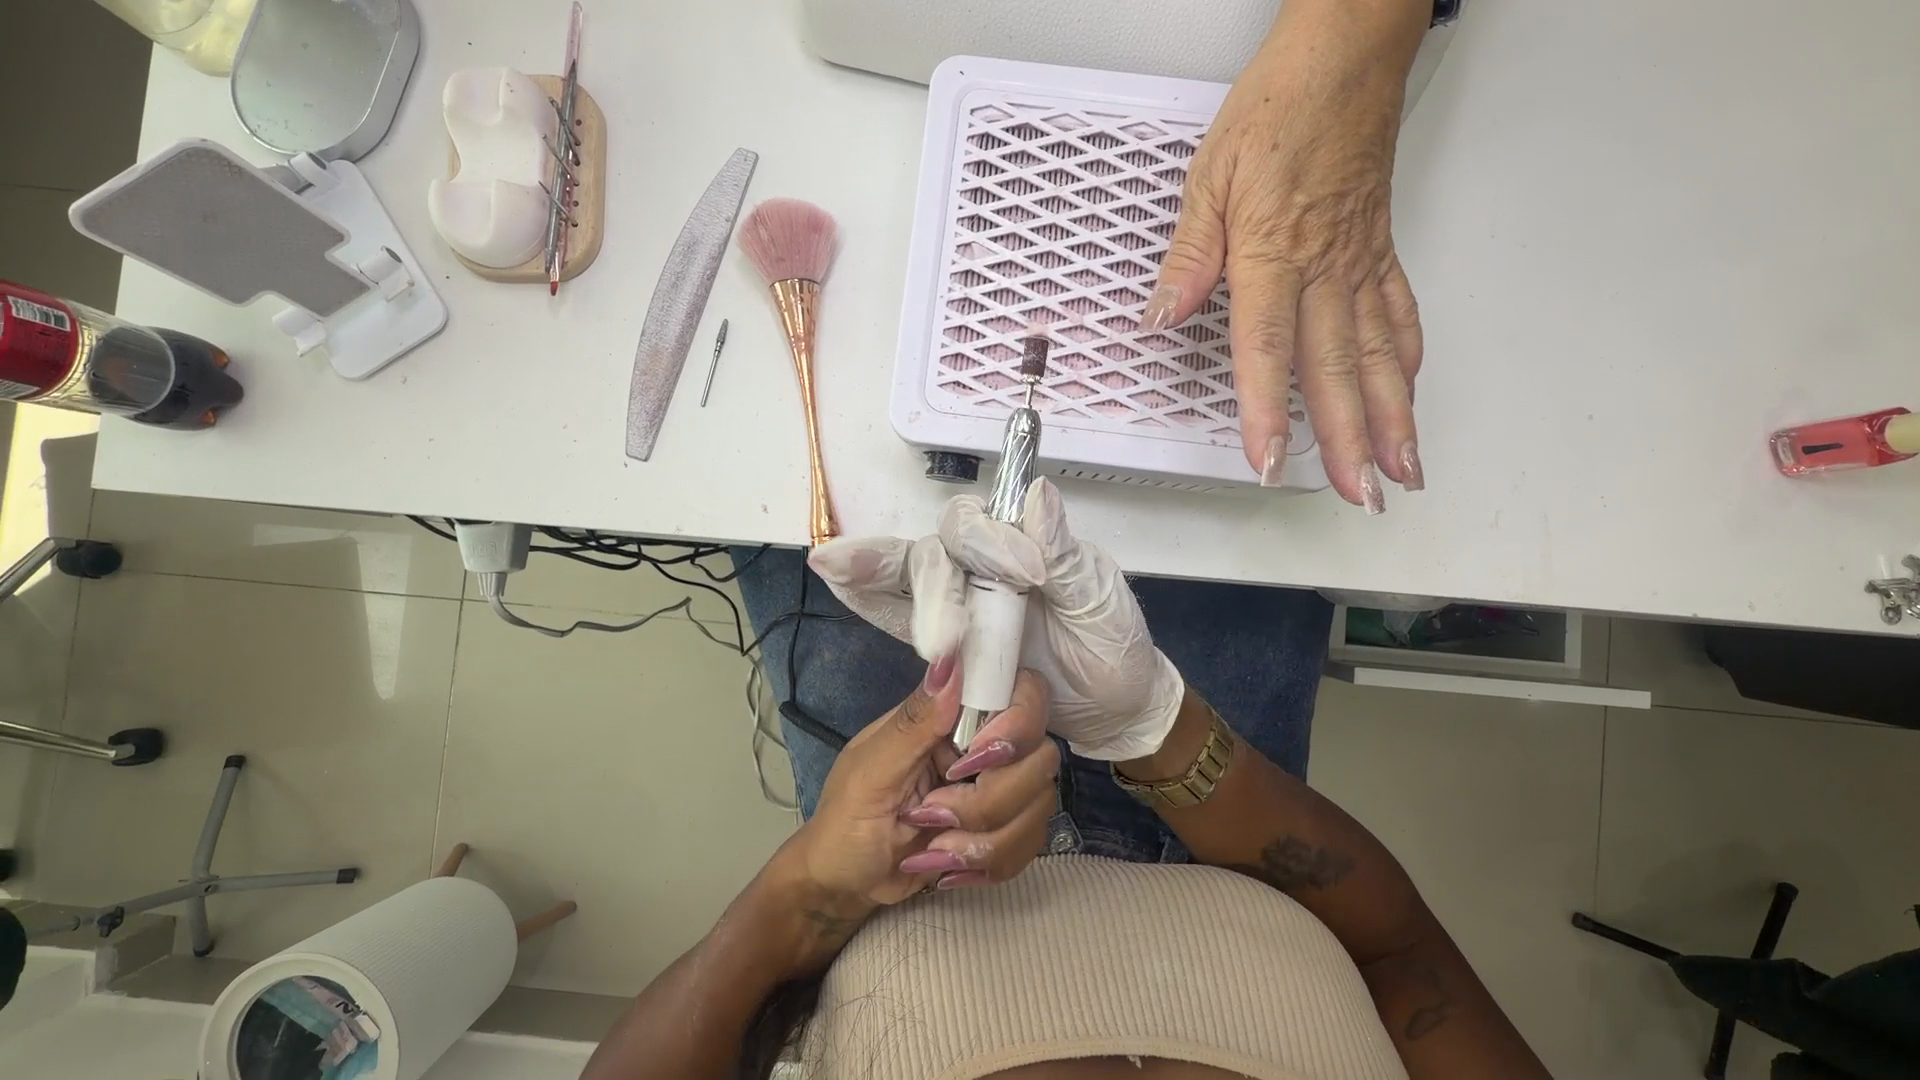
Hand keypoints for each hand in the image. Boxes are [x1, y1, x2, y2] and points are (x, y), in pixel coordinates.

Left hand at [777, 661, 1059, 920]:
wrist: (845, 884)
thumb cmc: (846, 820)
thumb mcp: (870, 771)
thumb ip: (915, 721)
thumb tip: (949, 660)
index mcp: (952, 716)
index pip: (1022, 692)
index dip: (1015, 727)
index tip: (972, 761)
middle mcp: (986, 744)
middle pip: (1040, 756)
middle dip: (988, 801)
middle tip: (932, 814)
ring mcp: (1001, 788)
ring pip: (1039, 804)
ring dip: (984, 840)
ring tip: (933, 848)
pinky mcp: (1006, 830)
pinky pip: (1031, 843)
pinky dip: (989, 864)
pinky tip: (947, 867)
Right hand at [808, 478, 1183, 760]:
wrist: (1113, 708)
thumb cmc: (1112, 648)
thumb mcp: (1098, 603)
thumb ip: (1065, 555)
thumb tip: (1037, 494)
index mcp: (1022, 545)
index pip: (985, 527)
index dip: (989, 544)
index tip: (1025, 575)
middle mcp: (983, 566)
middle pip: (937, 554)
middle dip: (933, 589)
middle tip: (942, 641)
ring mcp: (961, 602)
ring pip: (908, 576)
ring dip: (873, 573)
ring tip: (833, 566)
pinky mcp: (945, 643)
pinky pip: (898, 614)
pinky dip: (866, 598)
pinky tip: (835, 582)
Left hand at [1143, 0, 1430, 510]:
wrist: (1345, 54)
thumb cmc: (1276, 108)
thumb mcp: (1207, 178)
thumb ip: (1189, 257)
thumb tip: (1162, 316)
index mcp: (1271, 254)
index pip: (1267, 350)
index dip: (1268, 412)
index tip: (1269, 462)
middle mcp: (1323, 268)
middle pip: (1335, 368)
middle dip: (1348, 440)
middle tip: (1360, 494)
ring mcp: (1359, 262)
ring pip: (1379, 352)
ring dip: (1392, 416)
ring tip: (1402, 470)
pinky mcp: (1379, 249)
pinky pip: (1399, 312)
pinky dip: (1407, 360)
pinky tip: (1409, 395)